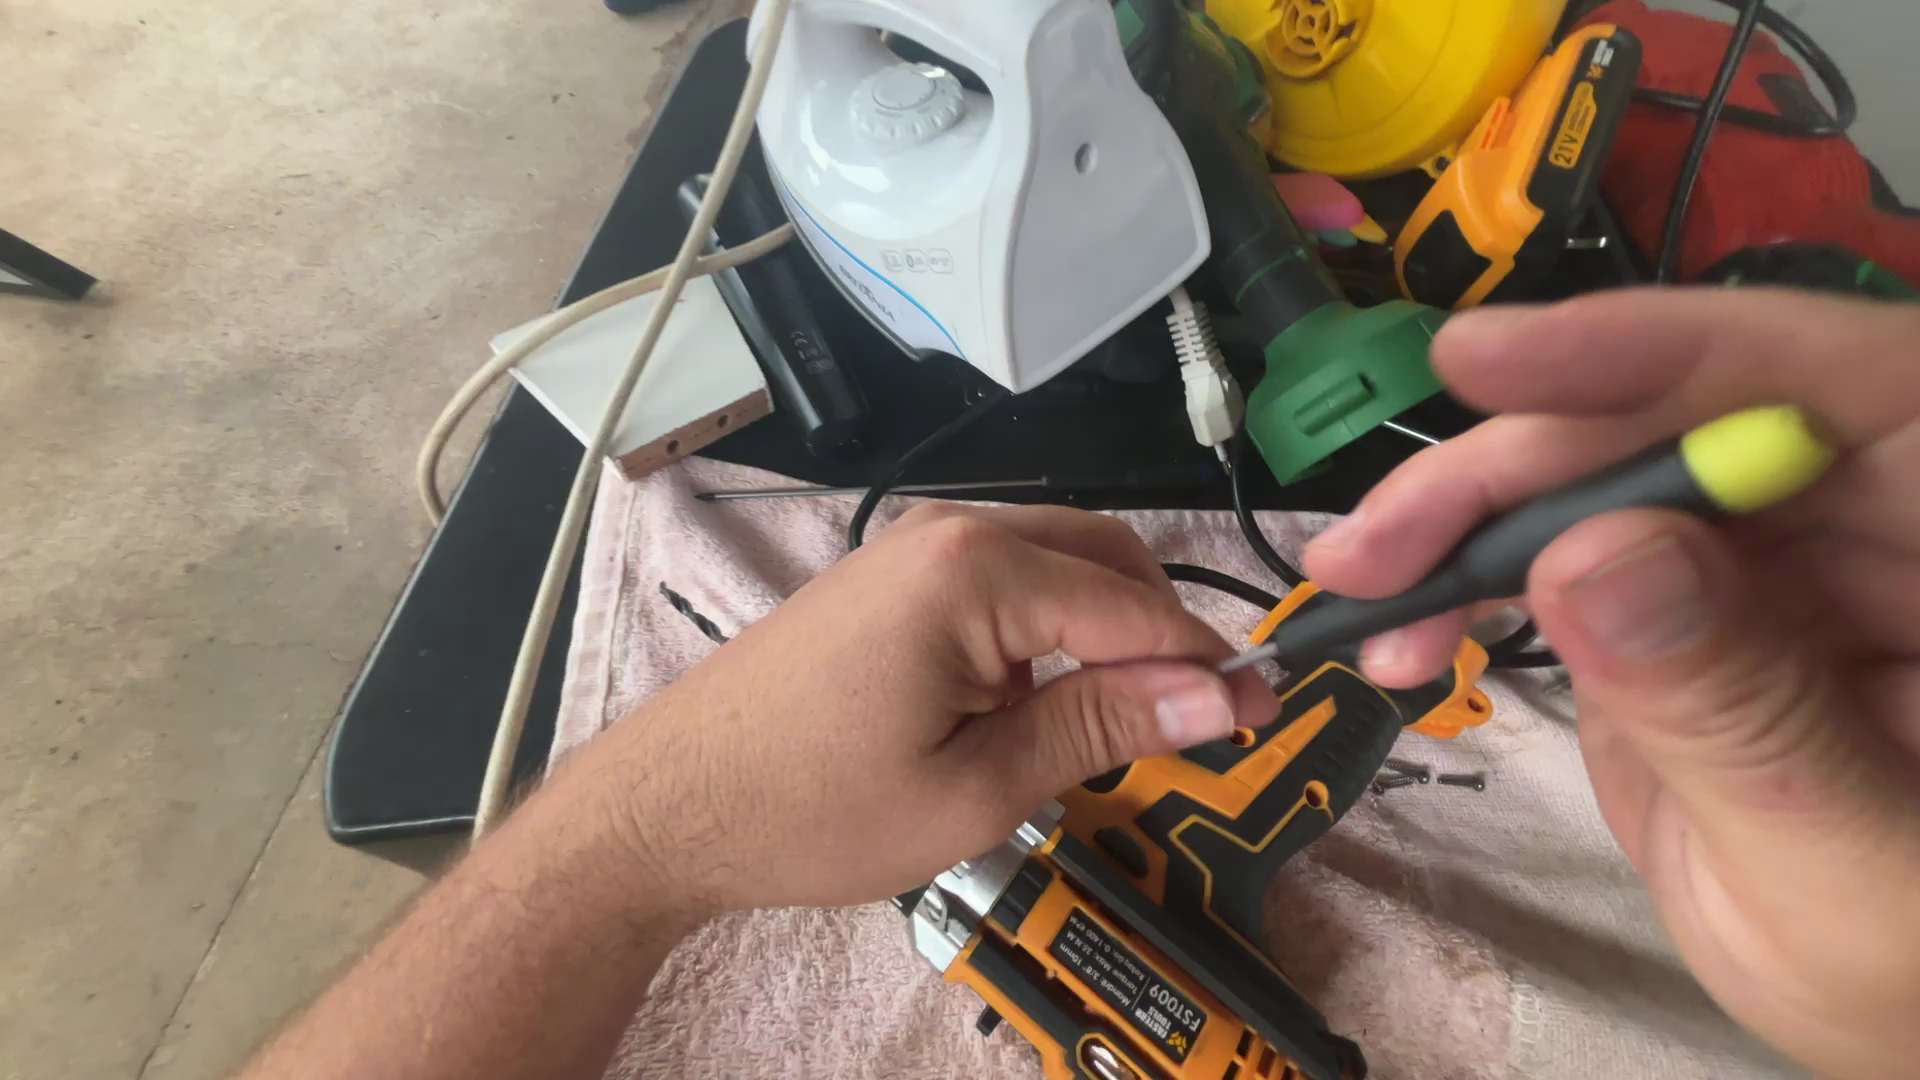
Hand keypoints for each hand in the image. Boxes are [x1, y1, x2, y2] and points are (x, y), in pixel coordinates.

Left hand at [569, 504, 1276, 918]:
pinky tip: (1036, 691)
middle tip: (1190, 719)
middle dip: (1157, 633)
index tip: (1263, 713)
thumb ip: (1098, 725)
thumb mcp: (975, 788)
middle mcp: (950, 528)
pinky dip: (1046, 626)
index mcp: (975, 569)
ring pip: (1055, 563)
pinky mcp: (895, 571)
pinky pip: (1004, 578)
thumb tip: (1214, 696)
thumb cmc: (813, 810)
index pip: (1131, 605)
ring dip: (1102, 628)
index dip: (1206, 663)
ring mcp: (916, 543)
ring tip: (1115, 715)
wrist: (672, 800)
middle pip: (1100, 558)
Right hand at [1304, 288, 1919, 1077]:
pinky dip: (1453, 590)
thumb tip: (1587, 558)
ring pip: (1569, 489)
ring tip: (1361, 598)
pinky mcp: (1658, 593)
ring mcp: (1749, 554)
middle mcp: (1865, 516)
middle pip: (1651, 430)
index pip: (1828, 385)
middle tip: (1361, 552)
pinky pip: (1538, 558)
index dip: (1645, 354)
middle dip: (1486, 481)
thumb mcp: (1855, 879)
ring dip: (1446, 538)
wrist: (1907, 1018)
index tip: (1477, 358)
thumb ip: (1737, 714)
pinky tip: (1407, 640)